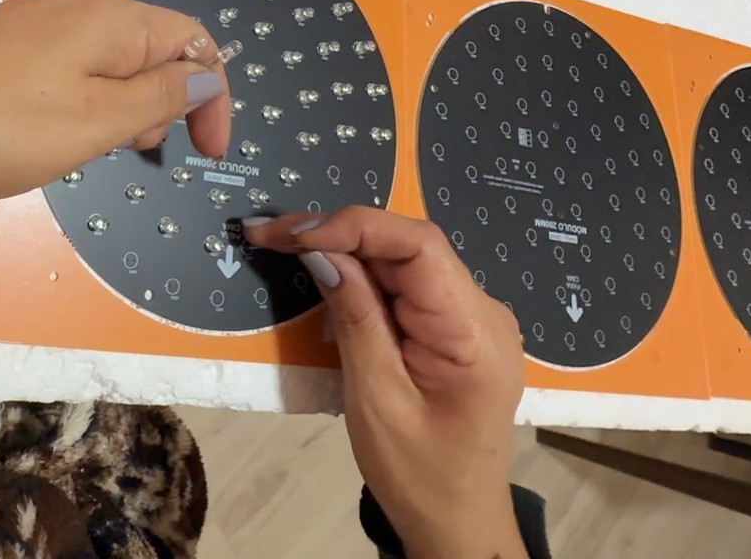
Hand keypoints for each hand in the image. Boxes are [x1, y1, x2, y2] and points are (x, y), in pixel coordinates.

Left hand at [0, 0, 231, 203]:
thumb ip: (158, 97)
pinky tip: (50, 132)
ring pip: (108, 58)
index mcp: (114, 18)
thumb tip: (202, 74)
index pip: (194, 40)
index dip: (213, 95)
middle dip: (164, 99)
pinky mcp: (2, 42)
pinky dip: (81, 100)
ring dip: (122, 104)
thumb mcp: (95, 121)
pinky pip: (67, 65)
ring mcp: (35, 21)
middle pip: (152, 45)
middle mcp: (79, 6)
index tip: (207, 155)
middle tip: (138, 153)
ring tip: (93, 149)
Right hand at [244, 208, 527, 558]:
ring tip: (282, 242)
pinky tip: (320, 265)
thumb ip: (353, 315)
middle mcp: (481, 310)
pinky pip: (401, 279)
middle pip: (406, 244)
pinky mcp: (448, 323)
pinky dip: (356, 268)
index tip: (292, 234)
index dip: (352, 226)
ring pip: (399, 256)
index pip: (418, 246)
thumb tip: (319, 249)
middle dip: (335, 230)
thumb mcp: (376, 398)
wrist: (457, 525)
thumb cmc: (417, 474)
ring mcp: (468, 314)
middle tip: (270, 232)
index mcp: (474, 331)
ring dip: (340, 245)